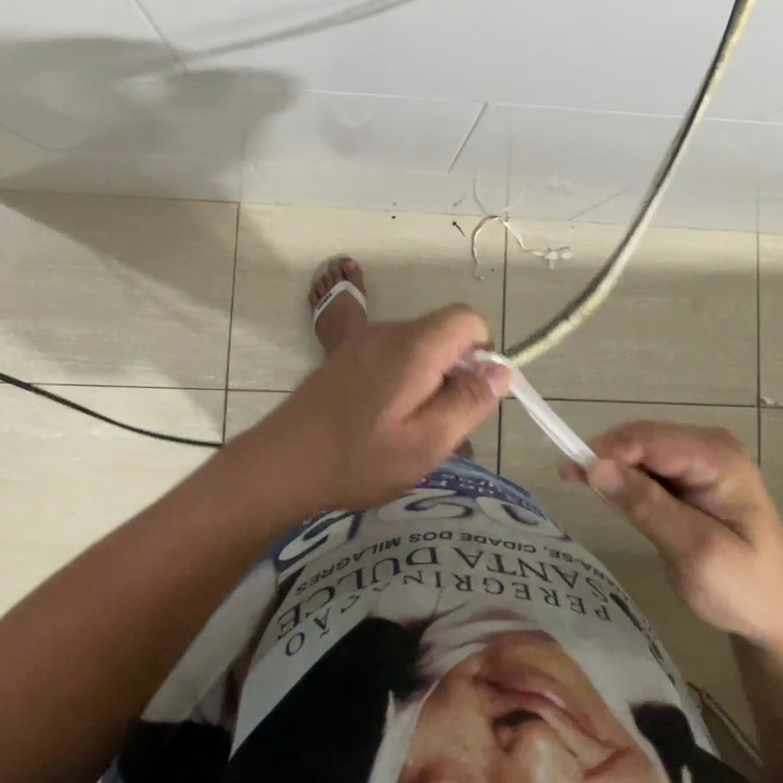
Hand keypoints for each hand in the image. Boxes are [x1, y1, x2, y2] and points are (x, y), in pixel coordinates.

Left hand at [241, 304, 510, 512]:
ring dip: (428, 383)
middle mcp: (389, 331)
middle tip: (439, 425)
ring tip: (407, 432)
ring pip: (418, 349)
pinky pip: (392, 359)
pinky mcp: (345, 358)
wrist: (281, 464)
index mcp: (414, 345)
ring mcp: (362, 342)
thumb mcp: (427, 442)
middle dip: (454, 373)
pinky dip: (401, 384)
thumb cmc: (359, 458)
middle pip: (443, 334)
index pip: (468, 319)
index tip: (471, 395)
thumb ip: (469, 402)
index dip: (482, 352)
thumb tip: (501, 371)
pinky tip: (381, 424)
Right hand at [563, 422, 782, 643]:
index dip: (610, 449)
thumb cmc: (743, 589)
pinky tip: (604, 490)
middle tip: (571, 481)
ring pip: (641, 450)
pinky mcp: (692, 477)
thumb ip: (647, 507)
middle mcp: (711, 448)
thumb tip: (597, 467)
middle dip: (607, 455)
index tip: (573, 471)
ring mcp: (702, 461)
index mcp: (720, 459)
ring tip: (578, 483)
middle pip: (643, 438)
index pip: (652, 439)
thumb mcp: (694, 552)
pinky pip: (648, 466)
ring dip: (612, 466)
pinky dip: (624, 477)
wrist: (776, 616)